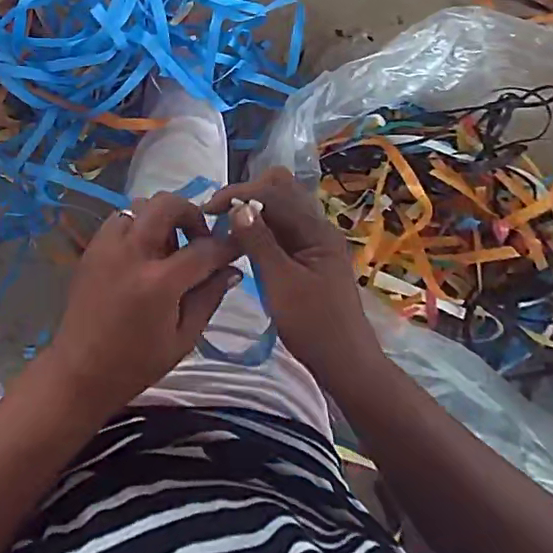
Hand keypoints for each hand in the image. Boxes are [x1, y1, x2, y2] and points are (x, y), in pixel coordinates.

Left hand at [41, 192, 242, 418]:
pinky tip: (143, 253)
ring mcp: (106, 246)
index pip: (204, 249)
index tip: (237, 247)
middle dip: (191, 214)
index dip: (227, 246)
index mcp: (158, 282)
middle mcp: (131, 253)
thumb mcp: (184, 337)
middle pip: (167, 204)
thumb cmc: (137, 362)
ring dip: (161, 217)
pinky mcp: (91, 248)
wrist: (80, 368)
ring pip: (140, 206)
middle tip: (198, 238)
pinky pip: (119, 220)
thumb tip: (231, 269)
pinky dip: (137, 225)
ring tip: (168, 247)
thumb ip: (208, 297)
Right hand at [204, 167, 382, 377]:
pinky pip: (281, 227)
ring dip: (253, 209)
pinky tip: (243, 244)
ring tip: (226, 229)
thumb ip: (259, 242)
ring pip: (280, 206)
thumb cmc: (313, 325)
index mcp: (316, 230)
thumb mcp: (280, 283)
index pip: (273, 192)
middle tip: (221, 216)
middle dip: (247, 194)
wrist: (345, 364)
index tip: (207, 210)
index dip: (238, 194)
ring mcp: (314, 241)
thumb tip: (238, 206)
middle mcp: (317, 228)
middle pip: (281, 189)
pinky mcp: (308, 255)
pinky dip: (260, 227)